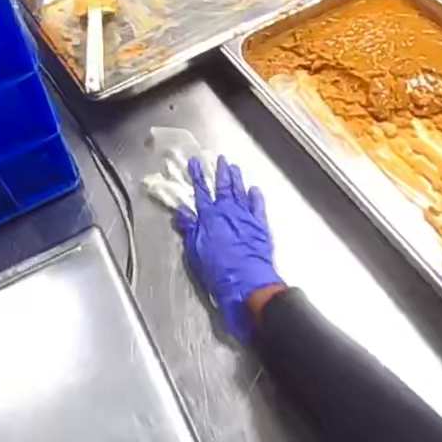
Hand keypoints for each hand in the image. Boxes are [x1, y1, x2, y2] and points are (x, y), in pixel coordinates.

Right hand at [174, 154, 282, 342]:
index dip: (197, 176)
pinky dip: (256, 196)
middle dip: (221, 171)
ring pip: (241, 192)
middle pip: (224, 187)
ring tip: (234, 167)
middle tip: (220, 158)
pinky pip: (258, 206)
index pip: (201, 191)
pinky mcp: (261, 226)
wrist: (247, 283)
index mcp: (209, 217)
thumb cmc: (217, 271)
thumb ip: (189, 229)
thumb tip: (181, 211)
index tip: (194, 162)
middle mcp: (228, 212)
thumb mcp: (195, 252)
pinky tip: (254, 189)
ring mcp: (246, 217)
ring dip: (237, 179)